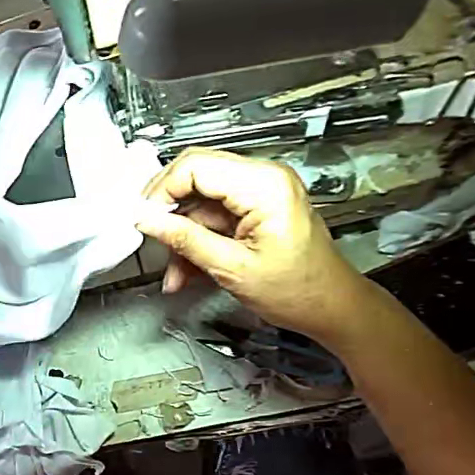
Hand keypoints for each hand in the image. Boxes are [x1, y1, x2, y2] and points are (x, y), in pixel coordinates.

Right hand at [135, 148, 373, 343]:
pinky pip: (213, 217)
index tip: (143, 218)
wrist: (331, 308)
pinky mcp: (254, 209)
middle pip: (195, 176)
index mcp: (264, 185)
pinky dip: (197, 242)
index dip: (162, 190)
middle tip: (148, 236)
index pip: (195, 166)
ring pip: (199, 202)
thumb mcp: (232, 268)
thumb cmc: (299, 291)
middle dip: (168, 210)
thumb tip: (146, 219)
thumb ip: (184, 239)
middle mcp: (263, 179)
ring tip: (173, 272)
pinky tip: (186, 271)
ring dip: (181, 235)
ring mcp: (258, 193)